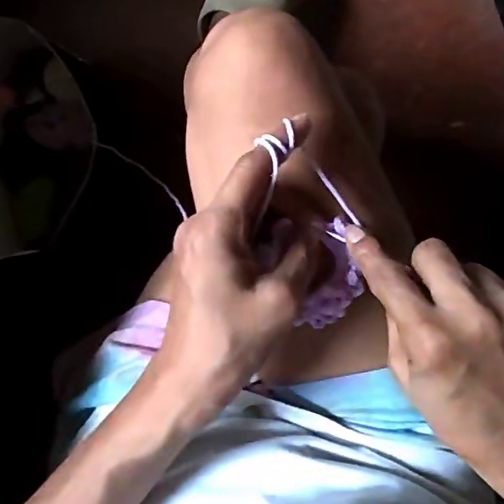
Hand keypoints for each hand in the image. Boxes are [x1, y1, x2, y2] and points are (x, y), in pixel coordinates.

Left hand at [147, 122, 319, 420]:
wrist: (186, 380)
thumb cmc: (233, 341)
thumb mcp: (282, 298)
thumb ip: (300, 252)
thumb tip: (303, 230)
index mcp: (217, 226)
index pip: (252, 168)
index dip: (280, 142)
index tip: (305, 123)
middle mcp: (200, 224)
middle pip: (249, 191)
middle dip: (285, 197)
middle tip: (316, 221)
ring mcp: (194, 241)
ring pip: (245, 214)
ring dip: (275, 223)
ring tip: (302, 251)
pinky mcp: (198, 258)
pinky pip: (235, 234)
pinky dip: (262, 238)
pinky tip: (281, 263)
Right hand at [346, 232, 503, 479]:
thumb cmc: (458, 417)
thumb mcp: (408, 379)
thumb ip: (397, 325)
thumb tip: (391, 283)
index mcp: (431, 338)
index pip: (391, 280)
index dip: (370, 254)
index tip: (357, 234)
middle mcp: (471, 313)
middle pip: (434, 250)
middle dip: (422, 266)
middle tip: (426, 291)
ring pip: (470, 265)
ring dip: (460, 285)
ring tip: (469, 318)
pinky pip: (500, 283)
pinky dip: (489, 299)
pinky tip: (495, 329)